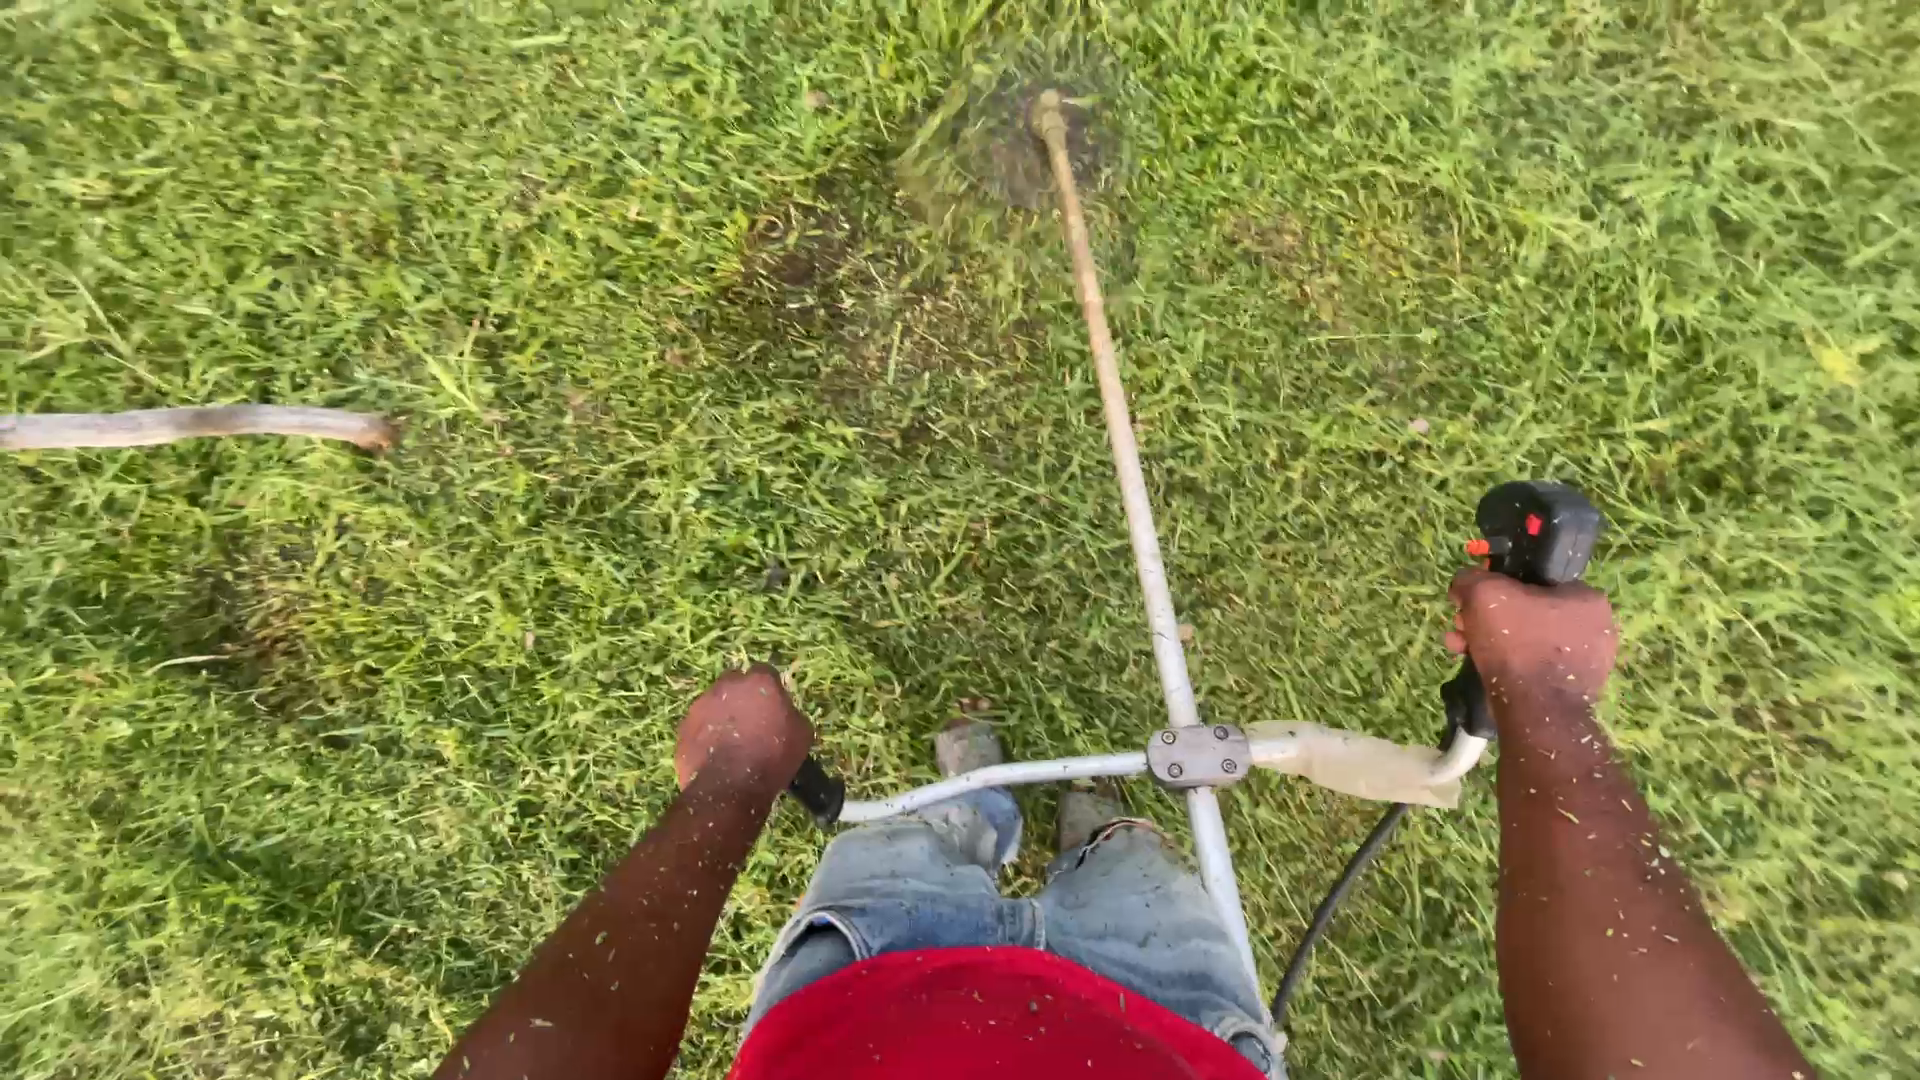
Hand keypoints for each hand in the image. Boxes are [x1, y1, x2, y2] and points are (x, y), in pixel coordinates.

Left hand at [673, 664, 812, 796]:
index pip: (765, 672)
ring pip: (714, 702)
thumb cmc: (773, 758)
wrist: (730, 788)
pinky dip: (705, 734)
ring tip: (730, 740)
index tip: (772, 704)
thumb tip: (784, 713)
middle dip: (742, 695)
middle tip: (751, 719)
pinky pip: (698, 725)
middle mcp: (728, 685)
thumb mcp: (802, 734)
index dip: (769, 688)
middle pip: (735, 682)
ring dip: (722, 714)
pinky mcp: (684, 726)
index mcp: (759, 682)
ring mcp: (701, 705)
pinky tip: (715, 753)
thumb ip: (791, 714)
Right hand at [1446, 567, 1618, 714]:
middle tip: (1461, 627)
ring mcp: (1586, 658)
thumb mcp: (1483, 593)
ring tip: (1461, 648)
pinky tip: (1480, 665)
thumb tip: (1465, 584)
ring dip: (1485, 639)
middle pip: (1521, 609)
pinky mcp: (1572, 684)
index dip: (1493, 587)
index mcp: (1586, 597)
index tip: (1470, 602)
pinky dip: (1503, 661)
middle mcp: (1594, 625)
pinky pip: (1530, 662)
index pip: (1530, 580)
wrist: (1536, 709)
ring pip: (1521, 637)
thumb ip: (1470, 577)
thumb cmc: (1516, 642)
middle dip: (1483, 617)